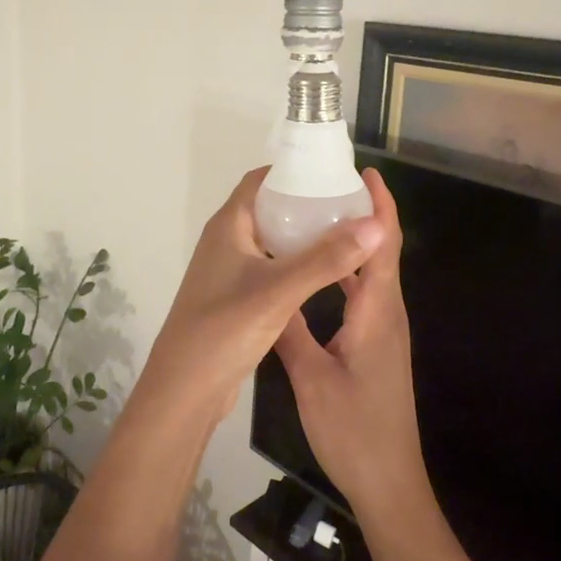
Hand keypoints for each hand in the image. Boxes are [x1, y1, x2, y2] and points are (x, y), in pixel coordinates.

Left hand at [132, 167, 385, 423]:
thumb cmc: (224, 330)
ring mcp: (229, 271)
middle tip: (350, 203)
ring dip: (303, 235)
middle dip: (307, 203)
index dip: (295, 171)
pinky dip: (296, 263)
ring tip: (346, 232)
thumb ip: (326, 259)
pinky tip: (324, 272)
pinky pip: (271, 268)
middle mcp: (226, 241)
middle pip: (269, 208)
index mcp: (228, 226)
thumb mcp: (280, 291)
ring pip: (271, 241)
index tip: (334, 172)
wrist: (185, 389)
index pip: (261, 180)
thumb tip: (375, 224)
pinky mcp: (236, 298)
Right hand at [274, 168, 432, 517]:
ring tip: (317, 219)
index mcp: (378, 313)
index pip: (384, 246)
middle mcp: (388, 315)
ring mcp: (385, 333)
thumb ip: (290, 330)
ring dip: (354, 245)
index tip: (363, 172)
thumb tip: (270, 288)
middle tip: (326, 188)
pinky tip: (318, 276)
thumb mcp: (311, 379)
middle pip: (382, 253)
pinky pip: (365, 297)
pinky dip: (346, 275)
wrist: (388, 483)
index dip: (380, 206)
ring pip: (373, 275)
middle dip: (364, 216)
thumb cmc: (353, 430)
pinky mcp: (377, 348)